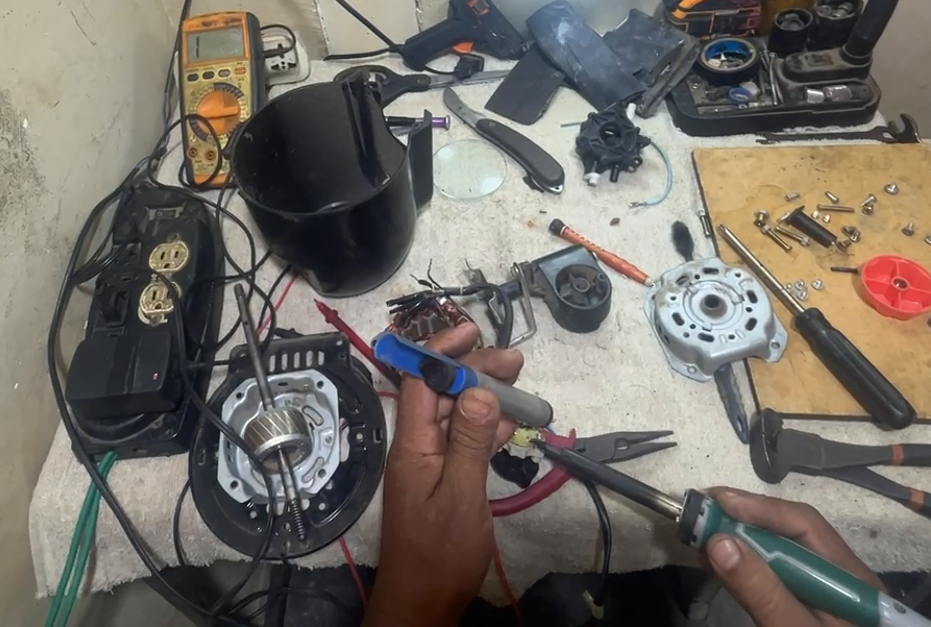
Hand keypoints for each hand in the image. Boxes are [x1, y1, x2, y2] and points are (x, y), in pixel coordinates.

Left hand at [363, 323, 524, 626]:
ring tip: (519, 381)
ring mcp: (430, 461)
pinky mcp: (443, 478)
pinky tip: (509, 420)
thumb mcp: (460, 495)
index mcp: (412, 442)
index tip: (471, 331)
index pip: (420, 379)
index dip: (441, 349)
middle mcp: (417, 444)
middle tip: (514, 360)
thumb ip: (469, 441)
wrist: (423, 606)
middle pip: (442, 391)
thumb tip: (478, 389)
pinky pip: (463, 440)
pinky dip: (486, 427)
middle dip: (474, 369)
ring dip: (484, 395)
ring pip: (456, 413)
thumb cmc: (439, 554)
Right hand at [704, 488, 880, 626]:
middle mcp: (845, 581)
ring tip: (705, 537)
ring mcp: (828, 599)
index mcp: (855, 581)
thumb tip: (717, 540)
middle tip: (701, 516)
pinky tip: (725, 565)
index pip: (804, 524)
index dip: (758, 507)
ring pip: (782, 554)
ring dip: (743, 541)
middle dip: (746, 520)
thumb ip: (764, 593)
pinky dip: (748, 566)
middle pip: (793, 534)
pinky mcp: (810, 614)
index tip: (714, 502)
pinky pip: (777, 577)